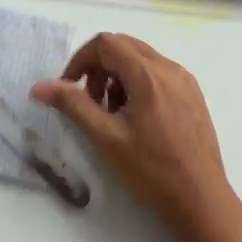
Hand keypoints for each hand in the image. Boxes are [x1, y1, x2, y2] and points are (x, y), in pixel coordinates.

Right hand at [31, 33, 238, 235]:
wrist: (201, 199)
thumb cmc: (151, 170)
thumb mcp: (106, 138)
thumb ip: (73, 105)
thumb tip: (40, 87)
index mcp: (148, 73)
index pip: (106, 43)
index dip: (81, 60)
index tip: (71, 88)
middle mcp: (169, 67)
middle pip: (124, 46)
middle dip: (99, 67)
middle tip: (90, 101)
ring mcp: (185, 80)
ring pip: (141, 59)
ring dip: (118, 76)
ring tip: (112, 114)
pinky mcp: (193, 94)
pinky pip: (159, 73)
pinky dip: (138, 83)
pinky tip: (136, 119)